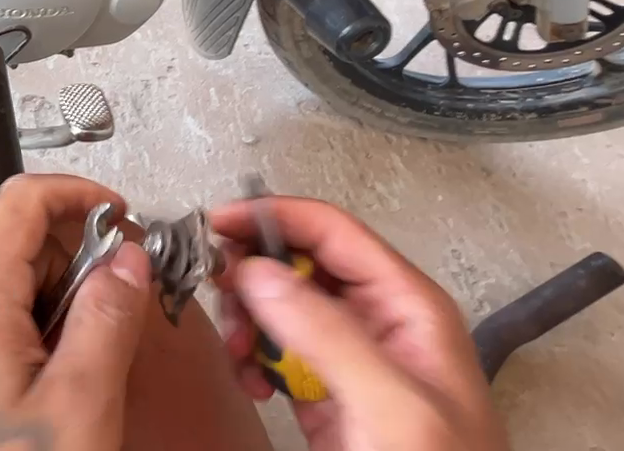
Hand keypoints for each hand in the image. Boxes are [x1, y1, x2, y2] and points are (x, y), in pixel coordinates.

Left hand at [0, 174, 153, 450]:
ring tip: (87, 356)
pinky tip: (51, 373)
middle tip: (122, 302)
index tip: (123, 216)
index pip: (25, 197)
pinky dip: (29, 322)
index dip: (80, 194)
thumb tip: (128, 257)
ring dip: (57, 296)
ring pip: (7, 275)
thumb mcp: (77, 406)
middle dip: (77, 256)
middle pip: (20, 236)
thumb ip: (107, 319)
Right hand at [211, 198, 509, 450]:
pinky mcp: (324, 383)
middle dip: (250, 274)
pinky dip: (251, 354)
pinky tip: (253, 381)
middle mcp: (376, 317)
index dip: (269, 216)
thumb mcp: (390, 407)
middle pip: (294, 258)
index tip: (218, 224)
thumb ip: (326, 334)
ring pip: (276, 299)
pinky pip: (272, 343)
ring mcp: (348, 351)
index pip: (328, 228)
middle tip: (222, 294)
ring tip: (240, 351)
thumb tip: (257, 271)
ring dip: (245, 318)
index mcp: (406, 304)